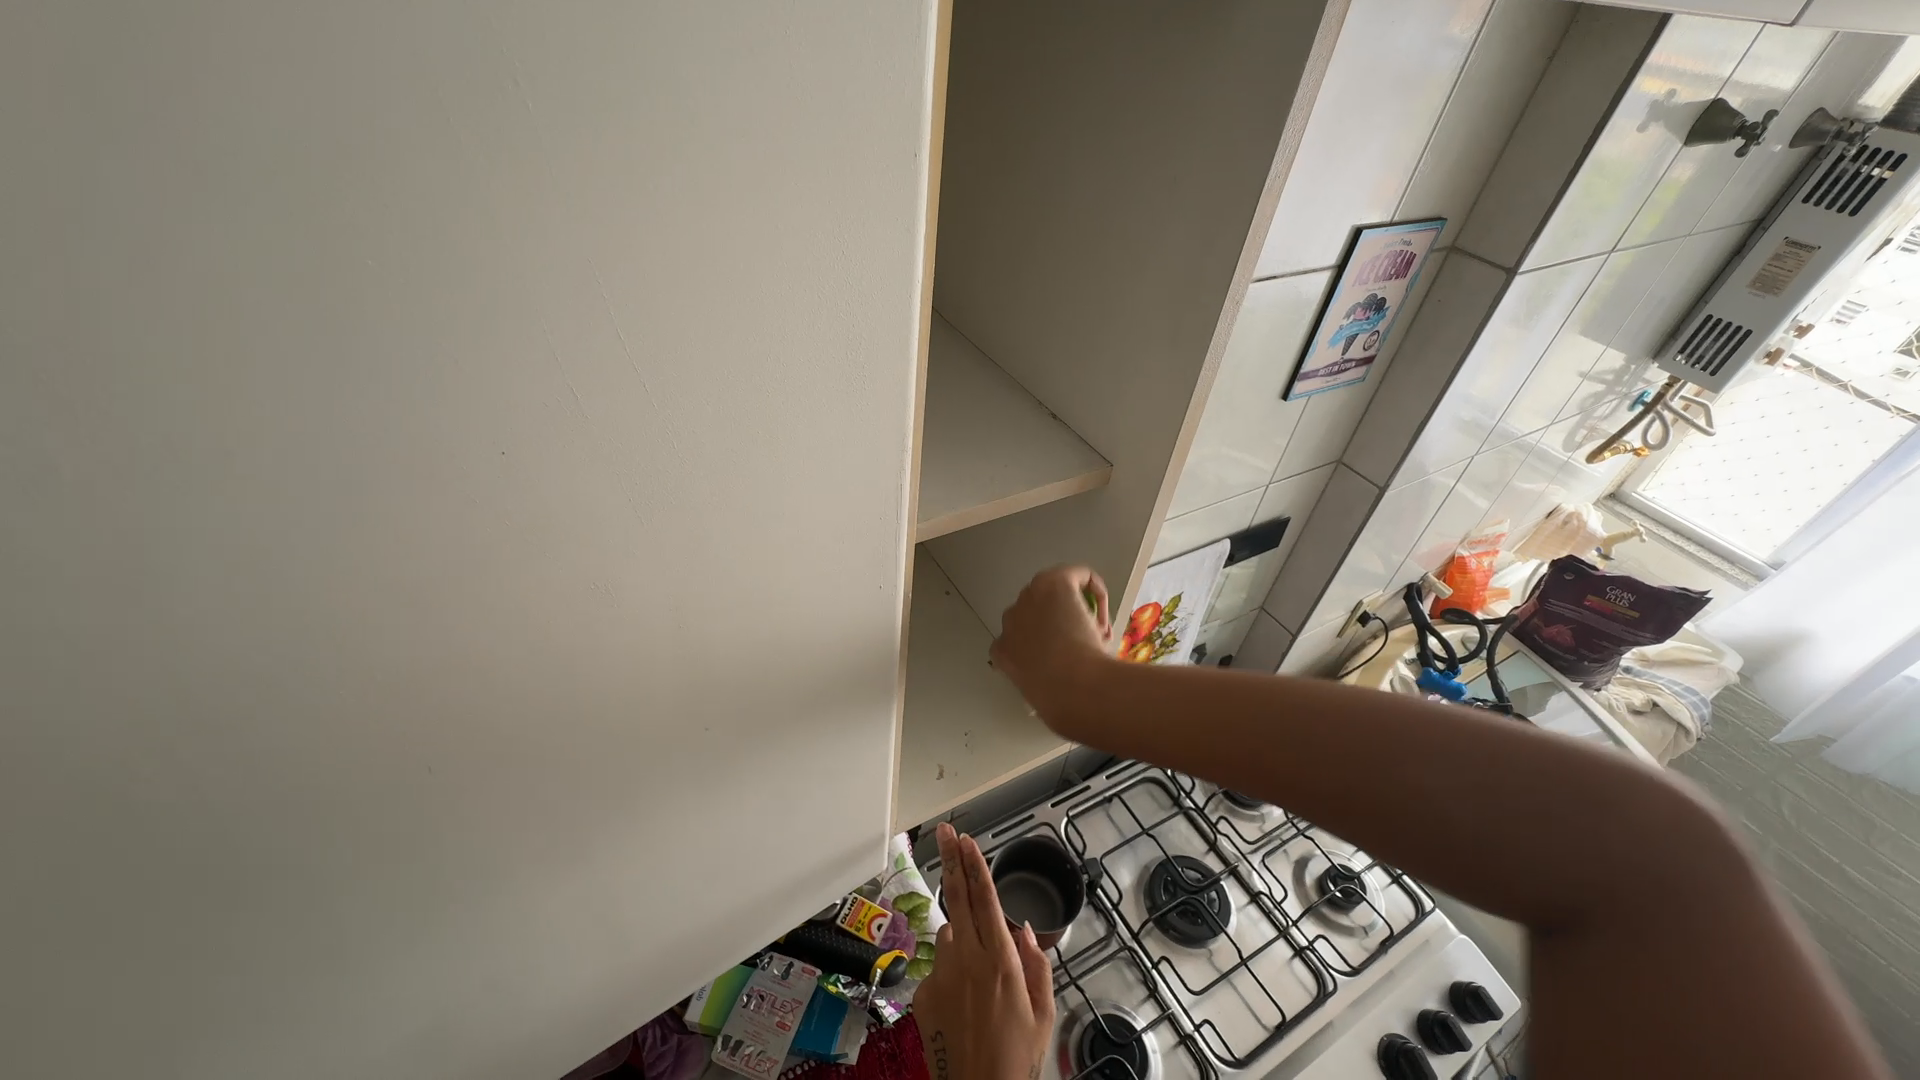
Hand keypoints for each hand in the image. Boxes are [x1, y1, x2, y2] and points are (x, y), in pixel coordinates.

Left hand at [915, 823, 1054, 1079]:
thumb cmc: (1017, 1054)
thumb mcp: (1043, 1011)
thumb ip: (1037, 965)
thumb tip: (1025, 930)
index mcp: (1000, 961)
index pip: (985, 900)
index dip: (975, 865)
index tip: (967, 839)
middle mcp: (967, 960)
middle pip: (956, 897)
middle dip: (951, 860)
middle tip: (945, 831)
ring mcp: (942, 975)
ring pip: (950, 935)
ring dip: (962, 937)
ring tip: (979, 979)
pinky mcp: (925, 993)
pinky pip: (941, 967)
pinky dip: (953, 972)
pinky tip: (965, 1003)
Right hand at [990, 565, 1112, 723]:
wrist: (1073, 686)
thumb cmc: (1058, 700)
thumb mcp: (1040, 699)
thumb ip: (1040, 687)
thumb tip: (1055, 700)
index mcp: (1002, 650)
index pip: (1018, 638)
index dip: (1044, 645)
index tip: (1064, 660)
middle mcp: (1011, 618)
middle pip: (1036, 610)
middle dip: (1058, 622)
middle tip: (1083, 642)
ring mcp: (1031, 597)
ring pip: (1055, 591)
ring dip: (1074, 606)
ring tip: (1095, 631)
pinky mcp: (1054, 582)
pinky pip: (1078, 574)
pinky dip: (1094, 587)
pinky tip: (1103, 612)